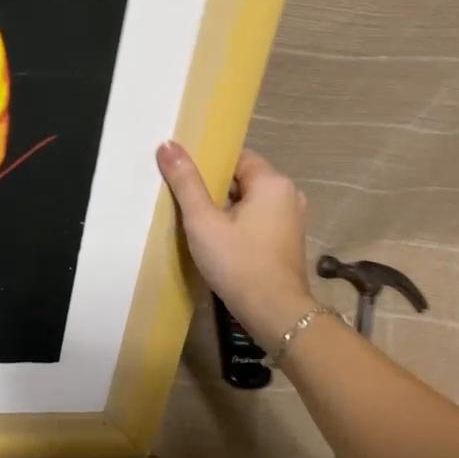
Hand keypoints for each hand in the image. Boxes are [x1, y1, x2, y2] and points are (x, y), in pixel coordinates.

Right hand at [156, 141, 315, 340]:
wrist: (274, 312)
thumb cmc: (238, 262)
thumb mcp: (203, 221)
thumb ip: (185, 182)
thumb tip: (167, 145)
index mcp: (272, 182)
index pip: (236, 157)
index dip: (207, 162)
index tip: (181, 172)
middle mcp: (288, 194)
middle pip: (242, 178)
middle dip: (213, 186)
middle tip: (180, 196)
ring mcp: (291, 219)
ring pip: (248, 201)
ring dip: (223, 206)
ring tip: (193, 217)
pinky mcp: (286, 240)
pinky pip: (256, 219)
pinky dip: (236, 222)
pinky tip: (215, 237)